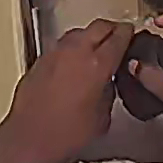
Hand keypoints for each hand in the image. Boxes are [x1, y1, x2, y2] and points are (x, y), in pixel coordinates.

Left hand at [0, 19, 132, 162]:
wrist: (31, 135)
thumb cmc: (66, 133)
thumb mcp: (101, 117)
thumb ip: (108, 92)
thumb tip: (107, 83)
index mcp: (96, 65)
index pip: (117, 39)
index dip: (127, 33)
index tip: (132, 32)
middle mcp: (75, 52)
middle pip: (98, 27)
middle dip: (111, 28)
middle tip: (119, 35)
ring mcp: (56, 52)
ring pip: (79, 32)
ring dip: (91, 35)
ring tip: (98, 46)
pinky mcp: (42, 57)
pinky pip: (63, 44)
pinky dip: (74, 46)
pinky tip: (77, 59)